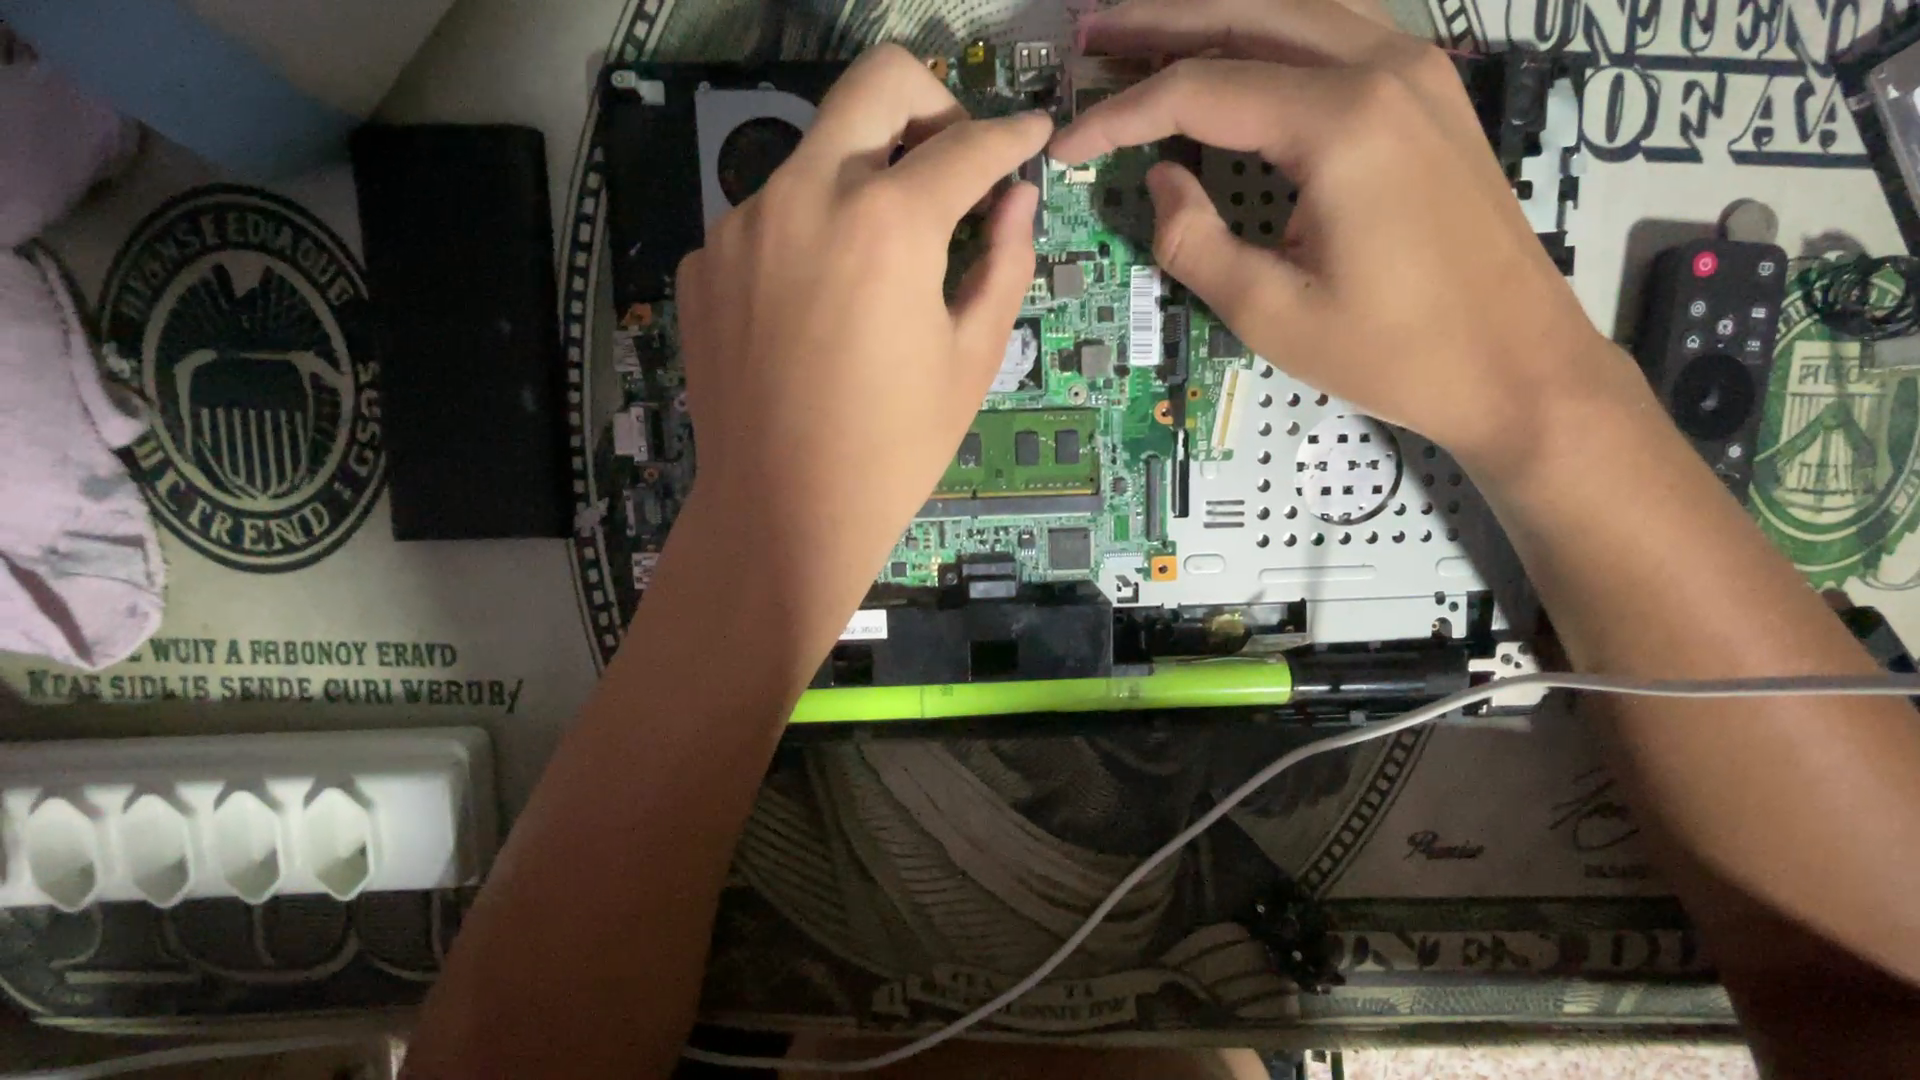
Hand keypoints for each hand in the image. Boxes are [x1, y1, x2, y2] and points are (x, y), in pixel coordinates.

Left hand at [675, 45, 1049, 634]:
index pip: (967, 145)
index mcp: (887, 224)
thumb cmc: (894, 448)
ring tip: (881, 259)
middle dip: (932, 105)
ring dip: (863, 180)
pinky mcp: (704, 262)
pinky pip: (769, 217)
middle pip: (877, 84)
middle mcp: (805, 195)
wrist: (781, 512)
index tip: (1031, 137)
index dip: (1013, 135)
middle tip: (953, 161)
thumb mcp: (972, 359)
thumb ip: (1004, 262)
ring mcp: (741, 225)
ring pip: (816, 154)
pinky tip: (818, 306)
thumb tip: (1015, 201)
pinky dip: (808, 236)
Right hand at [1050, 0, 1615, 470]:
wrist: (1519, 365)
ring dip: (1214, 16)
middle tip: (1088, 31)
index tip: (1066, 143)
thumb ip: (1196, 240)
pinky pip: (1335, 34)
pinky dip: (1269, 34)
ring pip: (1295, 10)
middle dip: (1158, 21)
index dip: (1121, 114)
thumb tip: (1160, 178)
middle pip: (1247, 13)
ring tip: (1144, 32)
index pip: (1201, 90)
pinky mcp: (1430, 92)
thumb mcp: (1272, 314)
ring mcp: (1417, 70)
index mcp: (1341, 124)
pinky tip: (1233, 53)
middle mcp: (1383, 68)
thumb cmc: (1396, 353)